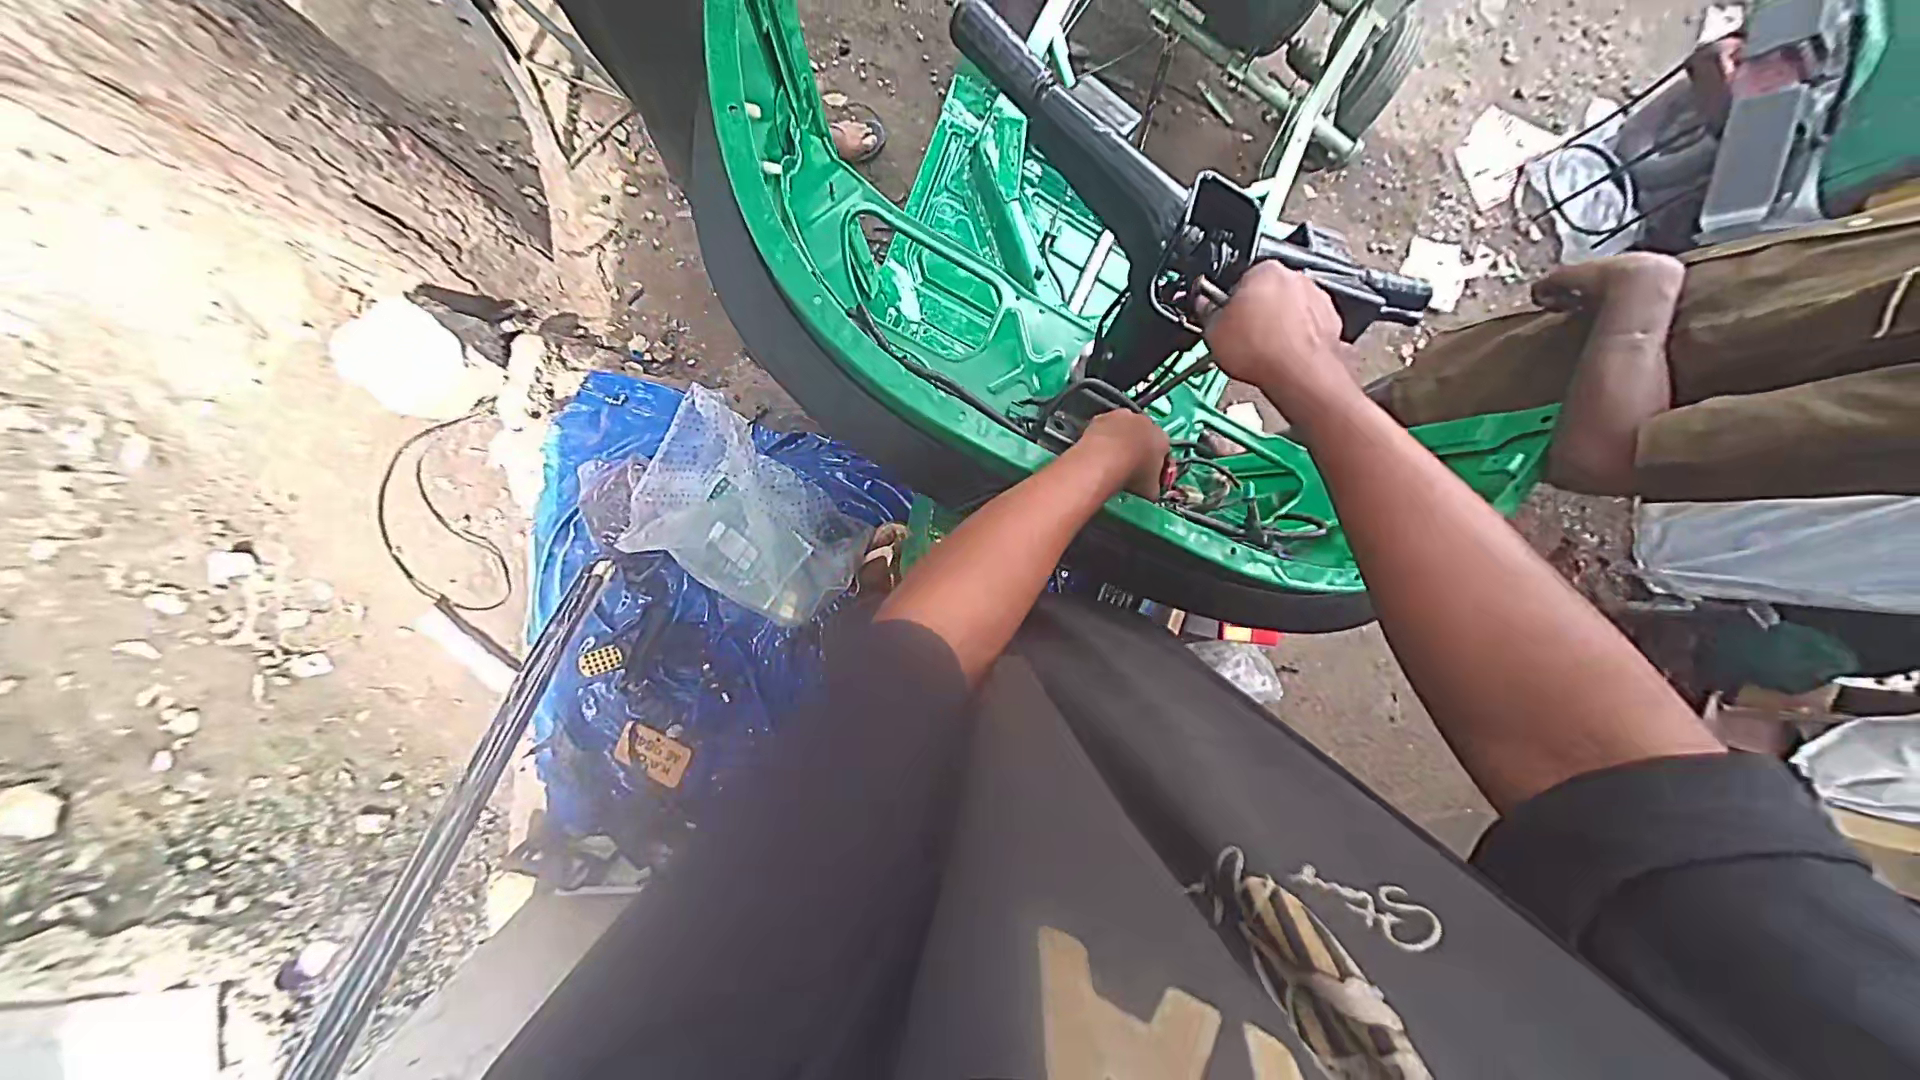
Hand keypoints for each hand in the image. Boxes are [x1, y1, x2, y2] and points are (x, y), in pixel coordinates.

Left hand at [1076, 409, 1169, 497]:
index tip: (1146, 474)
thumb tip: (1152, 492)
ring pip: (1124, 429)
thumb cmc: (1133, 475)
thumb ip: (1154, 489)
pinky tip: (1096, 452)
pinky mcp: (1101, 417)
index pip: (1163, 451)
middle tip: (1127, 466)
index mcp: (1163, 439)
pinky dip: (1102, 437)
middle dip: (1138, 448)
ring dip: (1119, 440)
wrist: (1103, 460)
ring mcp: (1123, 416)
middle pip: (1144, 436)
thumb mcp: (1150, 490)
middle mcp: (1146, 422)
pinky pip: (1104, 428)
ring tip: (1109, 459)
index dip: (1155, 464)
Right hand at [1202, 262, 1355, 415]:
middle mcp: (1294, 276)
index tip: (1221, 319)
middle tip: (1238, 337)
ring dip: (1274, 324)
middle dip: (1252, 312)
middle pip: (1265, 292)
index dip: (1226, 303)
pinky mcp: (1330, 319)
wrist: (1297, 372)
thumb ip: (1207, 311)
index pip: (1237, 280)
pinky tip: (1278, 355)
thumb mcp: (1213, 331)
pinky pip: (1305, 325)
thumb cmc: (1261, 349)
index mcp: (1263, 269)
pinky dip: (1293, 337)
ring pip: (1286, 308)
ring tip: (1258, 351)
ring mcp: (1315, 297)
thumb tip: (1204, 305)